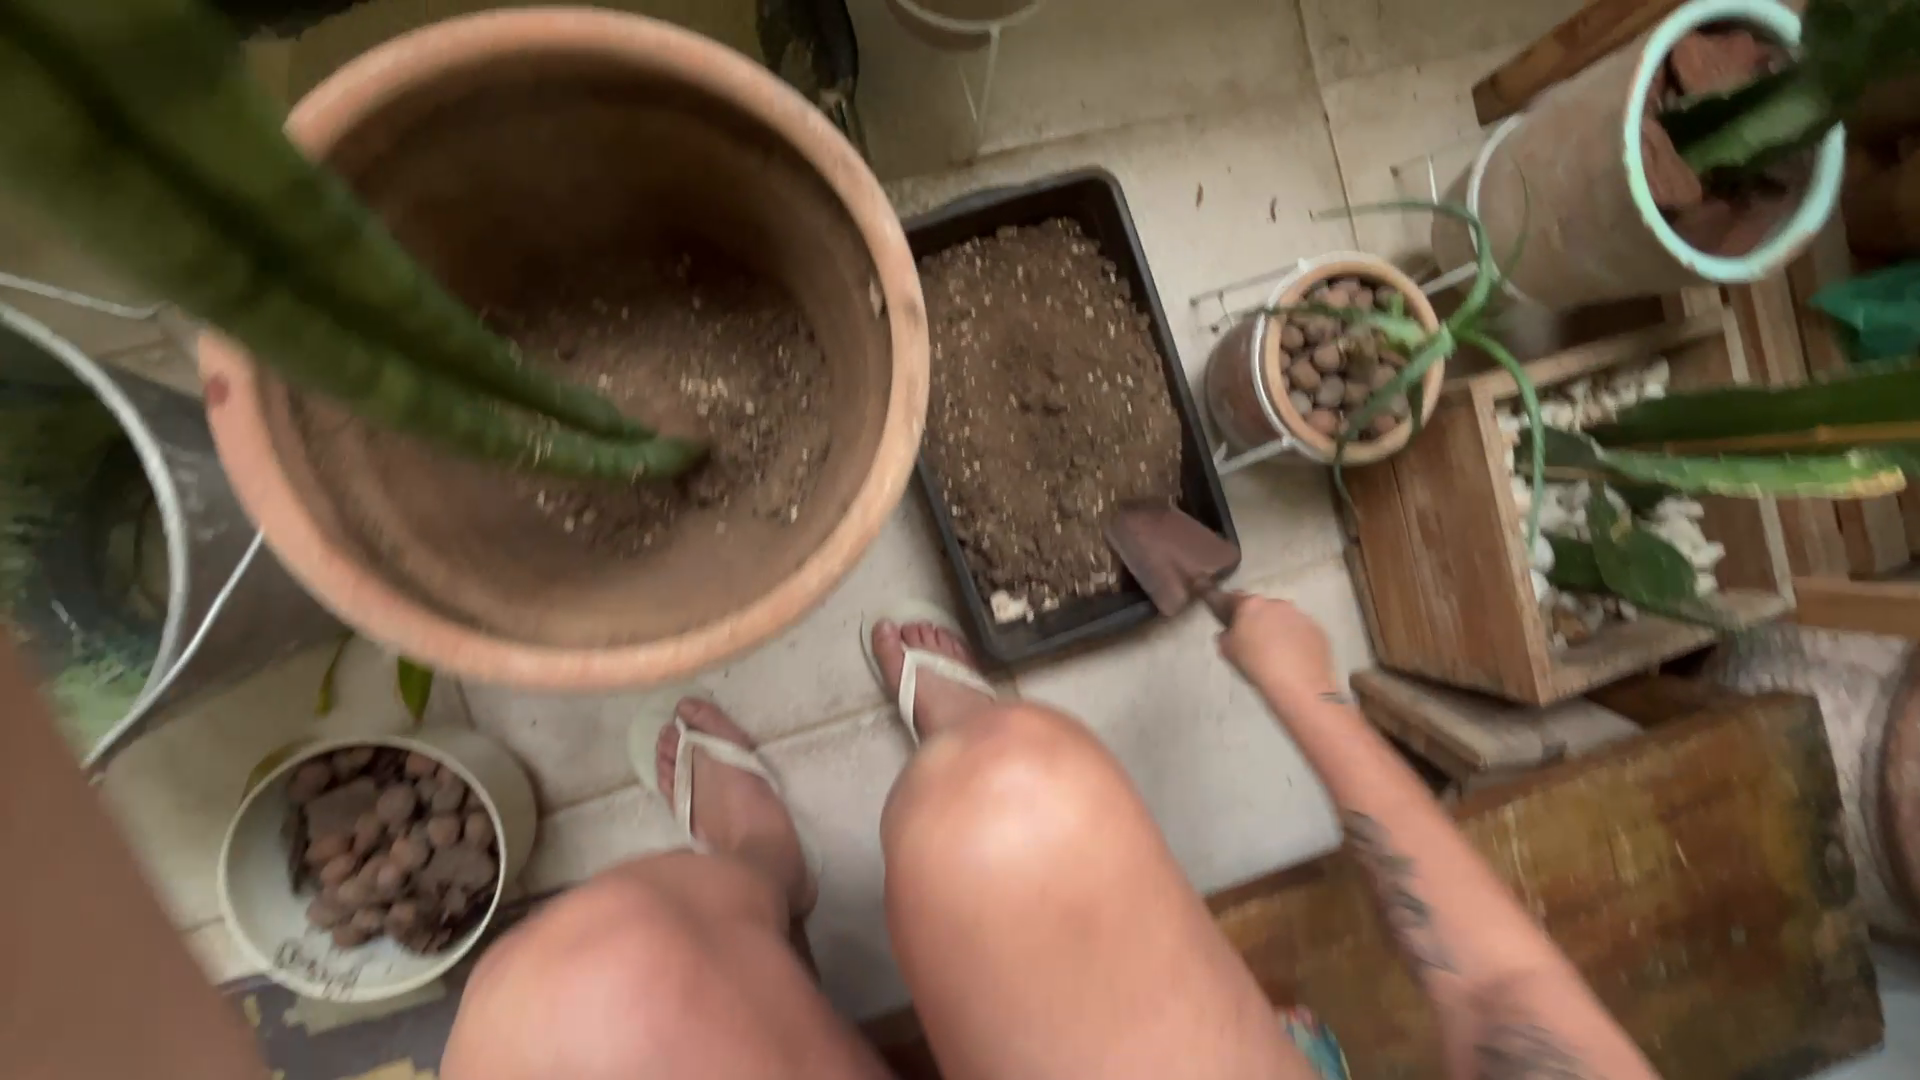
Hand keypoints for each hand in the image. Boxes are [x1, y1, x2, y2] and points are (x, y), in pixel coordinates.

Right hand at [1216, 596, 1339, 703]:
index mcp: (1251, 605)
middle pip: (1263, 607)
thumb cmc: (1256, 665)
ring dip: (1279, 628)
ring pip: (1284, 618)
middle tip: (1255, 640)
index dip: (1230, 609)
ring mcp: (1301, 615)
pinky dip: (1297, 639)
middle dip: (1258, 619)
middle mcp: (1277, 603)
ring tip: (1278, 651)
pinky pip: (1302, 630)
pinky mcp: (1318, 629)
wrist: (1298, 685)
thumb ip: (1226, 635)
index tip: (1229, 620)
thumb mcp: (1227, 650)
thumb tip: (1230, 632)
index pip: (1235, 599)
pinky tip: (1294, 657)